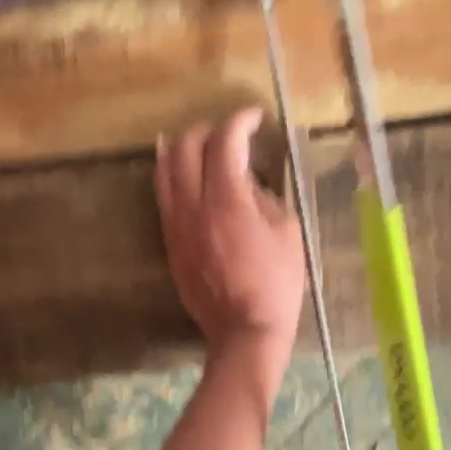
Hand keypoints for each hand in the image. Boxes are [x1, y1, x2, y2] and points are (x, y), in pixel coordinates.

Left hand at [155, 109, 304, 388]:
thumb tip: (246, 178)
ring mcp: (175, 225)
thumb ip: (264, 196)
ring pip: (164, 169)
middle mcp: (193, 206)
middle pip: (185, 147)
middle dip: (208, 130)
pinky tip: (185, 175)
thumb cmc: (276, 284)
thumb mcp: (287, 232)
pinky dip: (172, 176)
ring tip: (202, 147)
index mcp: (228, 200)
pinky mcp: (169, 242)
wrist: (243, 331)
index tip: (255, 118)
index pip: (225, 141)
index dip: (240, 121)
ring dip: (183, 149)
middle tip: (230, 134)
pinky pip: (163, 196)